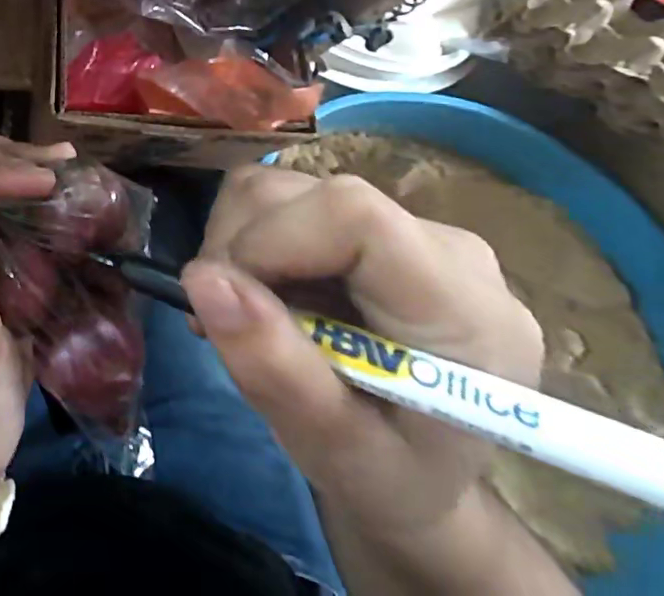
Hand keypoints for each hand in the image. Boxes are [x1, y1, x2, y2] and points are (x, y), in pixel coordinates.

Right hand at [181, 166, 543, 536]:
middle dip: (238, 249)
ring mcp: (403, 223)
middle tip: (229, 321)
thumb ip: (275, 370)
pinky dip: (246, 238)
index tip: (232, 299)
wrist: (419, 470)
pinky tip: (261, 290)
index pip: (353, 213)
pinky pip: (280, 198)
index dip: (271, 240)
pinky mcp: (368, 219)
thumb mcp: (334, 451)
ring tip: (246, 312)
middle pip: (301, 194)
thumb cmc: (389, 475)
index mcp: (461, 307)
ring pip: (278, 188)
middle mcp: (442, 244)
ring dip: (235, 244)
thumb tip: (202, 280)